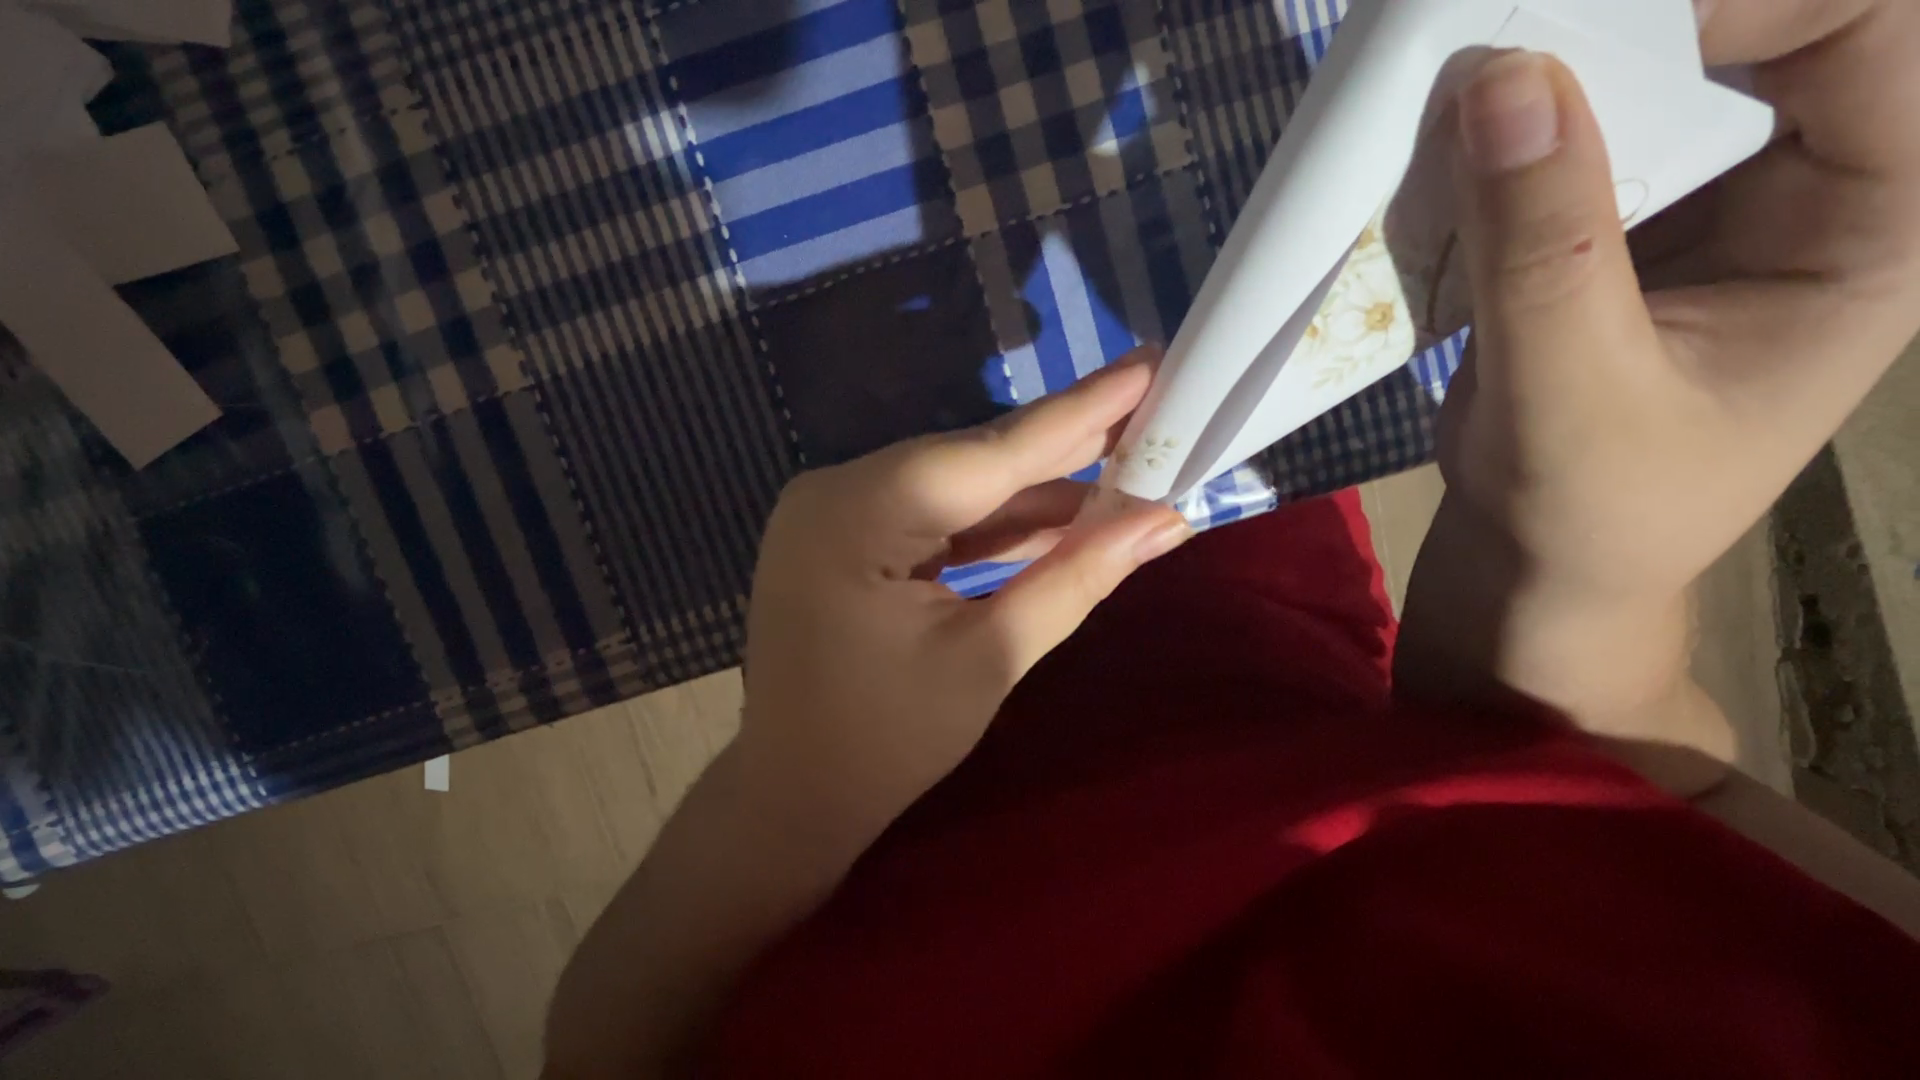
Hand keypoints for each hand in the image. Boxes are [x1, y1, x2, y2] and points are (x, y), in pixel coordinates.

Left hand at [736, 349, 1190, 825]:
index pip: (991, 452)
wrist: (794, 798)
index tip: (1149, 363)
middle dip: (1068, 444)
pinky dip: (997, 522)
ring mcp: (836, 512)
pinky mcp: (847, 537)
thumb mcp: (991, 658)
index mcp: (857, 512)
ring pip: (959, 486)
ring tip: (1130, 461)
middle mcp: (837, 490)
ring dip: (1039, 488)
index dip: (1081, 412)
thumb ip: (1077, 578)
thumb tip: (1166, 520)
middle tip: (1153, 404)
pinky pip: (935, 516)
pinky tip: (1066, 511)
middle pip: (974, 460)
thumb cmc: (886, 744)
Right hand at [1400, 2, 1919, 740]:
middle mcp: (1803, 193)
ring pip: (1652, 85)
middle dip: (1632, 35)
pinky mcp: (1608, 234)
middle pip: (1759, 39)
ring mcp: (1698, 211)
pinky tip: (1450, 163)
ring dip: (1555, 85)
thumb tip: (1502, 78)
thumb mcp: (1567, 390)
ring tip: (1462, 106)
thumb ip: (1542, 245)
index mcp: (1873, 227)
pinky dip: (1508, 140)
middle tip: (1506, 52)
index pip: (1873, 36)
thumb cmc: (1585, 508)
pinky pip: (1573, 145)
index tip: (1580, 45)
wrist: (1536, 563)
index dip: (1751, 4)